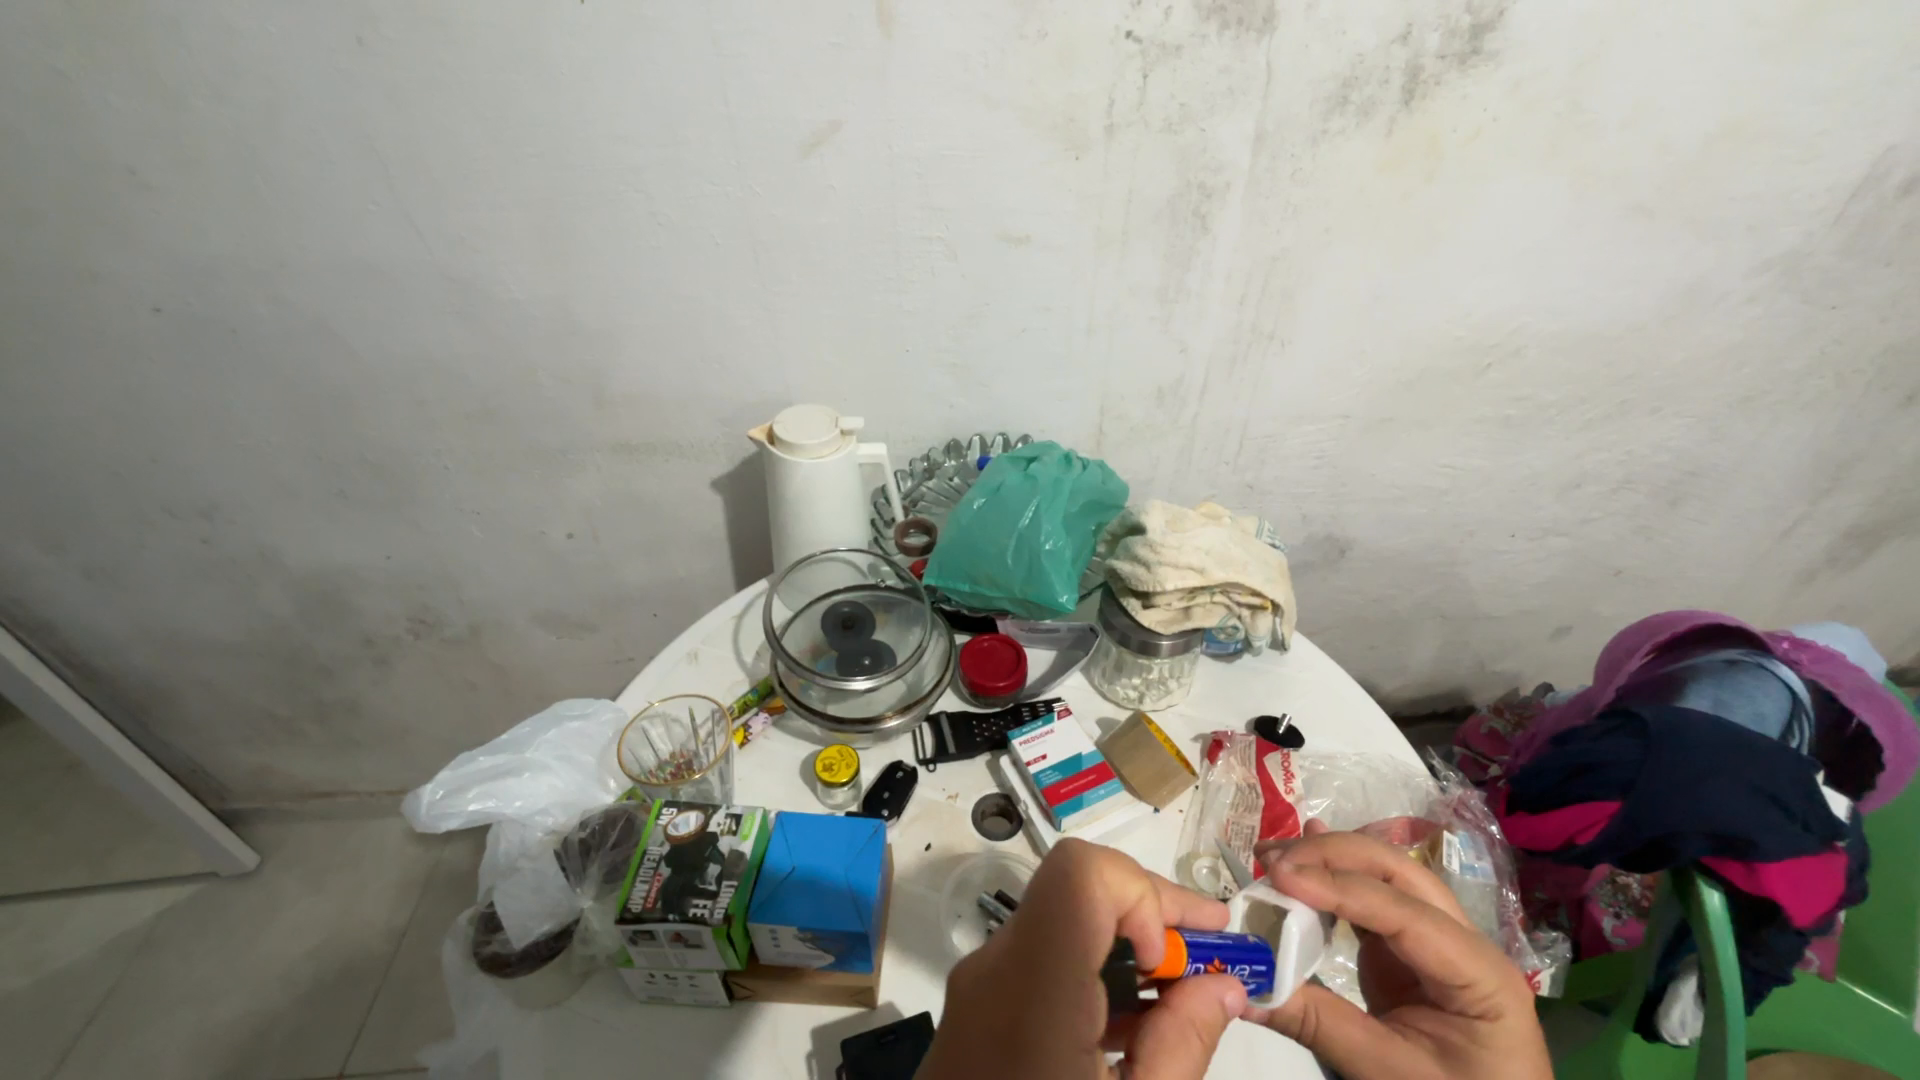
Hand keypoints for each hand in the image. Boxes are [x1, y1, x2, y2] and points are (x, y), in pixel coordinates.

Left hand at [918, 839, 1245, 1079]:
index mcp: (1031, 993)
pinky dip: (1097, 971)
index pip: (1082, 875)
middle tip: (1219, 948)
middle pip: (1077, 890)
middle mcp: (995, 969)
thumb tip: (1222, 985)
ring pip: (1063, 920)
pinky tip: (1139, 1022)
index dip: (1139, 894)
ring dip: (1129, 941)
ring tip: (1192, 988)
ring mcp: (979, 987)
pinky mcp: (977, 1009)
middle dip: (1153, 910)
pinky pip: (1044, 959)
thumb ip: (1180, 1050)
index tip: (1170, 960)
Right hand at [1246, 822, 1551, 1079]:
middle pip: (1398, 874)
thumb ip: (1319, 1024)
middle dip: (1331, 858)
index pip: (1404, 912)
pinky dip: (1332, 875)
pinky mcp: (1407, 948)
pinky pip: (1370, 897)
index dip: (1339, 887)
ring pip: (1382, 874)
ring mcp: (1435, 938)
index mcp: (1479, 973)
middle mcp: (1463, 940)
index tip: (1279, 876)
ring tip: (1271, 857)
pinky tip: (1302, 859)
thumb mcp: (1392, 1073)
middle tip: (1272, 865)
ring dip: (1326, 859)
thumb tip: (1243, 989)